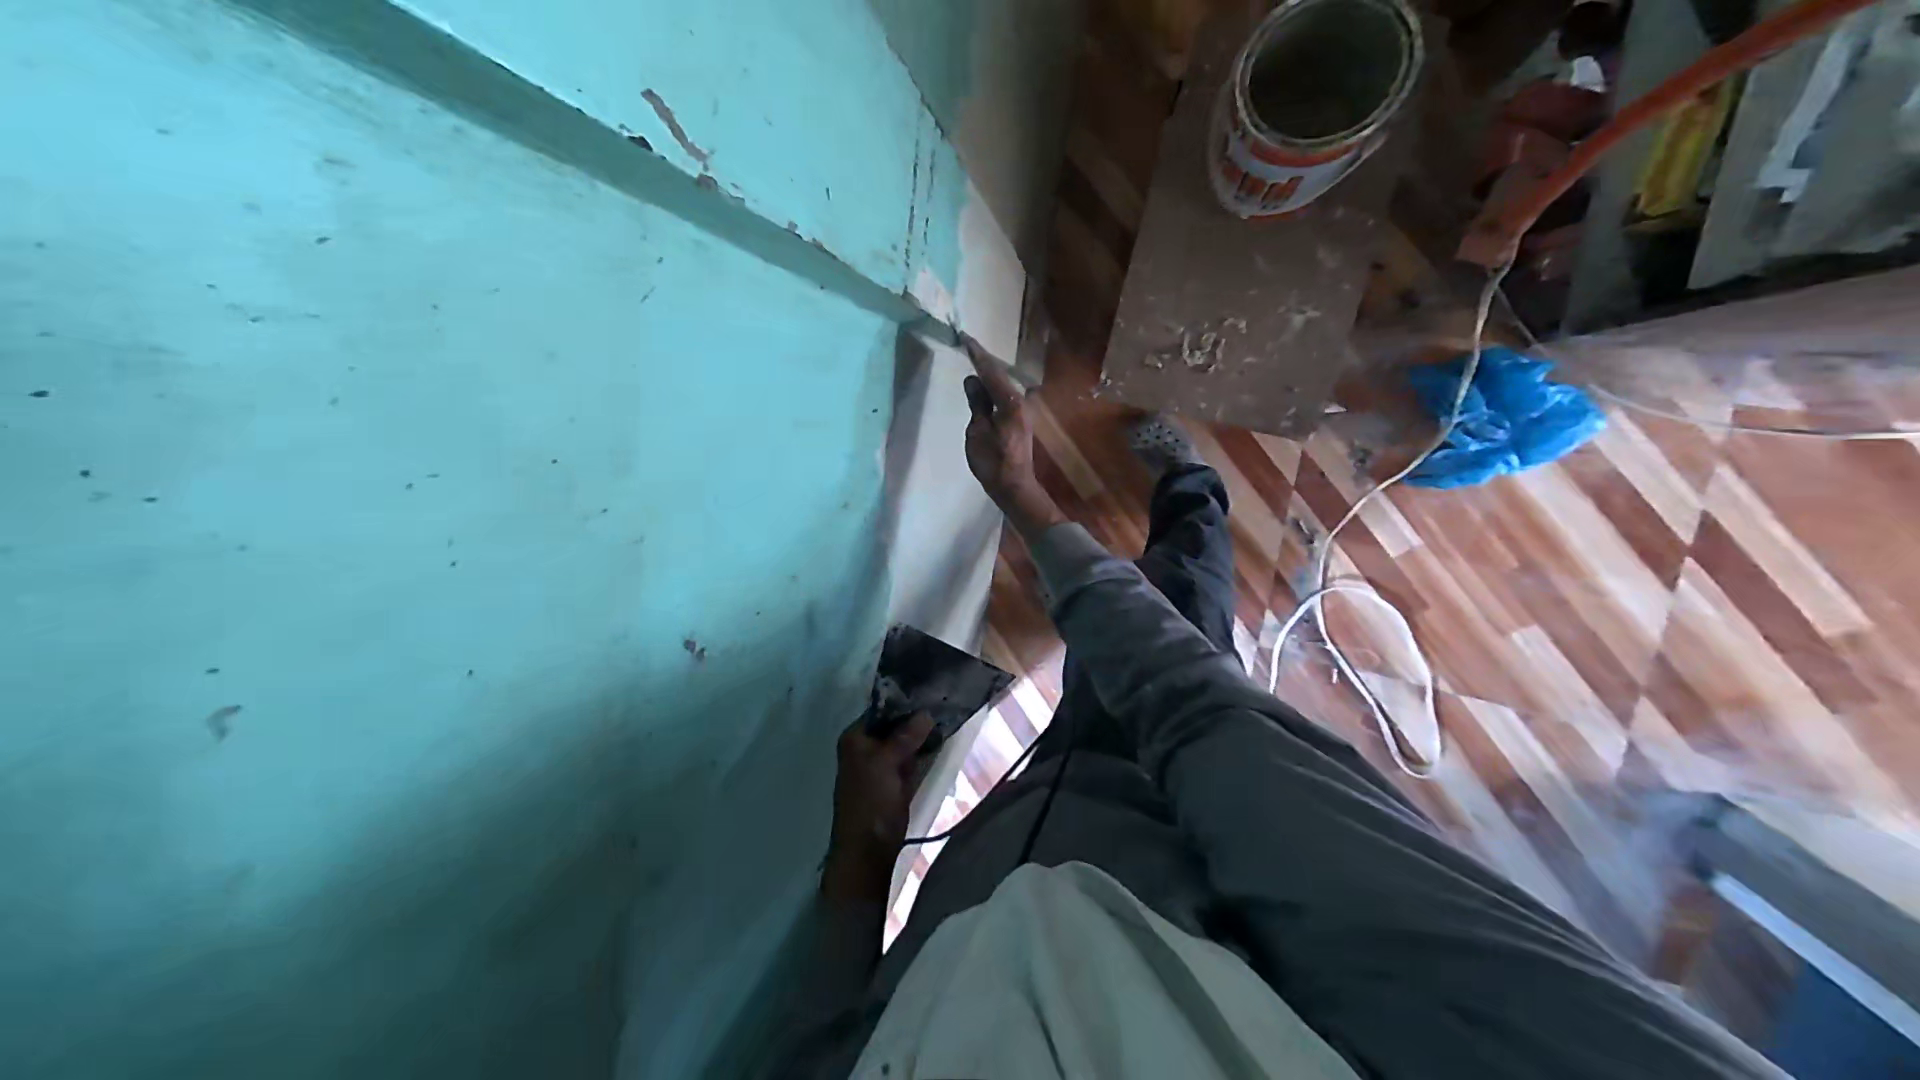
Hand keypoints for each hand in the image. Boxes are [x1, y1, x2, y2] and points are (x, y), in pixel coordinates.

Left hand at [822, 712, 934, 903]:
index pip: (880, 710)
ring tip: (947, 712)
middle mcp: (866, 747)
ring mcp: (882, 765)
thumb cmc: (870, 802)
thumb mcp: (884, 764)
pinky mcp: (896, 780)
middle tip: (943, 699)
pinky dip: (924, 749)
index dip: (902, 700)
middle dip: (915, 715)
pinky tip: (942, 738)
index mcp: (855, 739)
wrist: (868, 852)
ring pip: (904, 740)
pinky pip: (912, 757)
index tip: (929, 688)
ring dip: (922, 732)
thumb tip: (925, 713)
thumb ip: (904, 737)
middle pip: (893, 724)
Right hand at [961, 338, 1064, 536]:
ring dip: (988, 375)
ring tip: (973, 363)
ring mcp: (1023, 412)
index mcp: (1010, 402)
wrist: (1014, 487)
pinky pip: (1004, 397)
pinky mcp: (1020, 421)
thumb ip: (977, 403)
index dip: (977, 354)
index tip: (965, 338)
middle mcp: (1021, 402)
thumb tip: (973, 380)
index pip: (991, 371)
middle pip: (999, 376)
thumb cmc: (993, 462)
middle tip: (968, 345)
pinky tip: (984, 387)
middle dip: (983, 361)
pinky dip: (993, 389)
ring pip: (1003, 386)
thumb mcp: (977, 432)